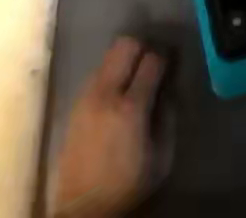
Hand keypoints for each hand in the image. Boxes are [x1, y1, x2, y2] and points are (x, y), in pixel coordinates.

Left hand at [49, 36, 167, 217]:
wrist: (83, 209)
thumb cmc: (127, 186)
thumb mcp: (160, 159)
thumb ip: (167, 119)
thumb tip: (167, 91)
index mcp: (131, 107)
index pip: (151, 60)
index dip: (164, 57)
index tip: (170, 63)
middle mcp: (106, 93)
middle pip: (125, 45)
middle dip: (142, 48)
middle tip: (151, 63)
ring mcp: (87, 96)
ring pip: (108, 56)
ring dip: (124, 60)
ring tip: (133, 78)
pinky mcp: (75, 104)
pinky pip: (96, 73)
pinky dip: (110, 74)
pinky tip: (116, 94)